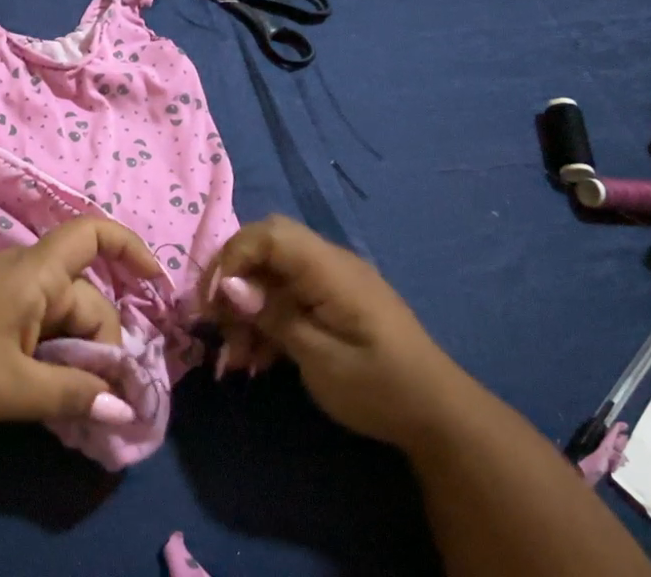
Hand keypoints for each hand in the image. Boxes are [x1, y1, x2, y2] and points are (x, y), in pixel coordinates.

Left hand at [0, 216, 161, 427]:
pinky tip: (51, 390)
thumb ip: (74, 395)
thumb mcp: (16, 388)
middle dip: (103, 345)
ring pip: (64, 317)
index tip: (157, 287)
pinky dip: (55, 354)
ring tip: (78, 403)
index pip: (93, 235)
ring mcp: (6, 292)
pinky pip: (40, 325)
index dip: (132, 250)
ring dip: (79, 355)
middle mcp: (26, 273)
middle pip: (87, 297)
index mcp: (36, 274)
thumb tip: (124, 408)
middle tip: (102, 399)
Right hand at [204, 215, 476, 448]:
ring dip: (246, 308)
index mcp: (329, 268)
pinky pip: (287, 297)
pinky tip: (257, 359)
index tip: (212, 302)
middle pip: (265, 247)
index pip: (267, 234)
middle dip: (232, 280)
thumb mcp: (319, 357)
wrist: (438, 415)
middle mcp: (329, 264)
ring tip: (236, 356)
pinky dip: (266, 321)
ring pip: (271, 274)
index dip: (231, 259)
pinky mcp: (332, 304)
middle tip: (215, 322)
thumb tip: (228, 287)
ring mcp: (331, 283)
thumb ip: (272, 316)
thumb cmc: (379, 387)